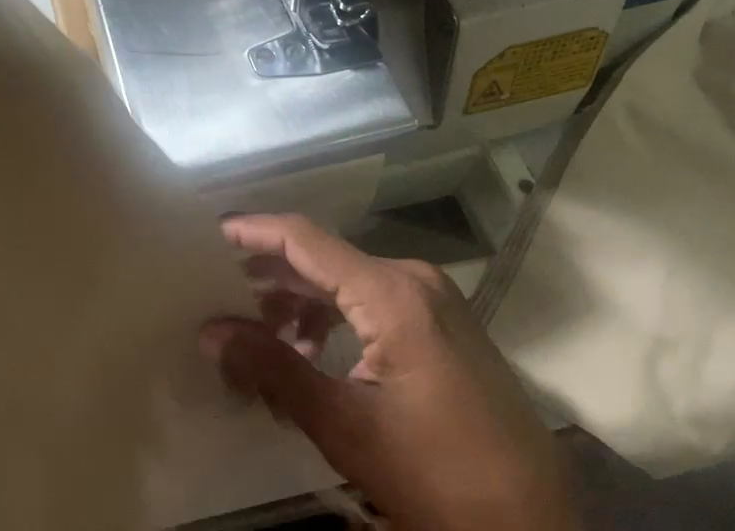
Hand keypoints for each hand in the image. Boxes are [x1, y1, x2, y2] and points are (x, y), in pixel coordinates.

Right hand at [203, 215, 577, 530]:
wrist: (530, 525)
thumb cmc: (434, 472)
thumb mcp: (343, 424)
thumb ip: (272, 368)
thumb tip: (210, 332)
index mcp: (392, 292)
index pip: (304, 239)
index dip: (251, 232)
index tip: (204, 238)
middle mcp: (415, 280)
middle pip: (323, 258)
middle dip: (267, 279)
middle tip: (217, 300)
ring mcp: (435, 301)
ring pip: (347, 282)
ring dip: (299, 304)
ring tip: (257, 339)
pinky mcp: (443, 326)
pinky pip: (373, 303)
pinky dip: (333, 319)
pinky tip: (307, 356)